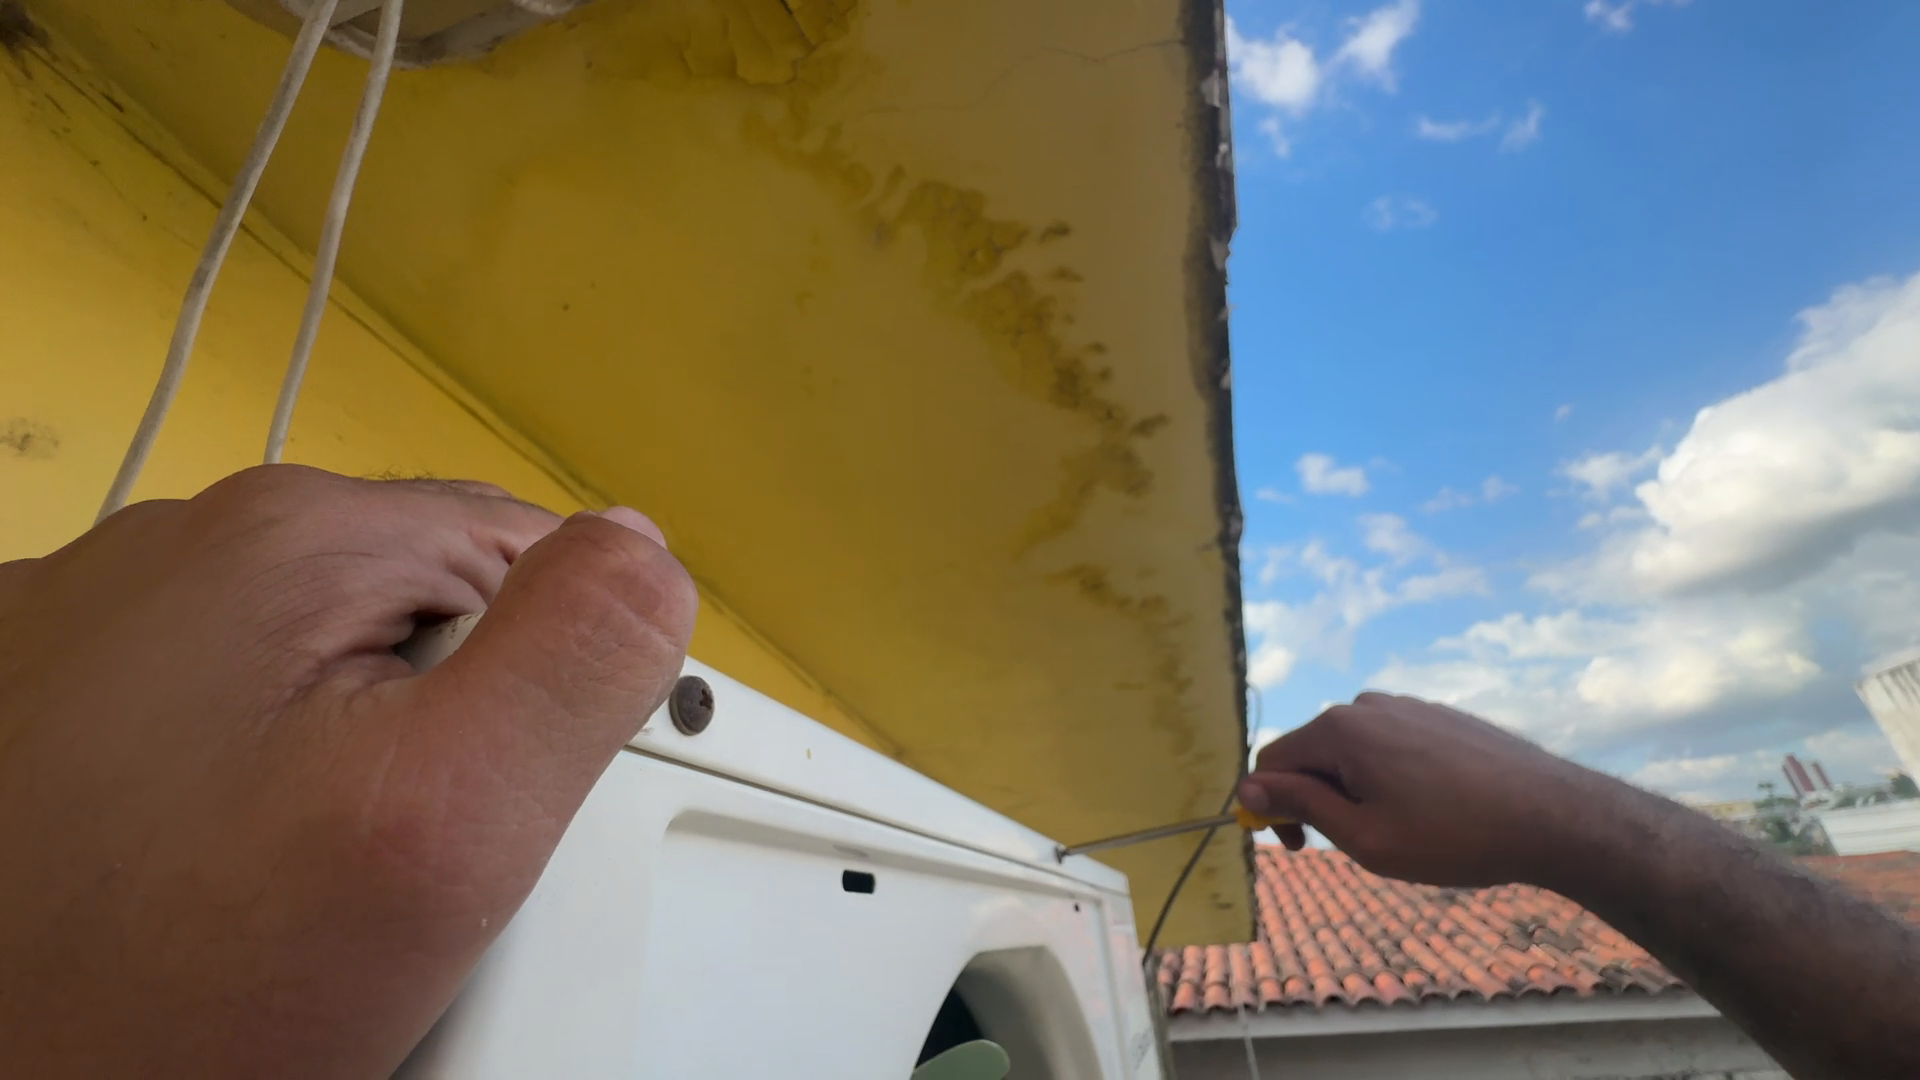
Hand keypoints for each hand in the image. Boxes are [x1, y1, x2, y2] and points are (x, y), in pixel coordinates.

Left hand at [0, 466, 697, 1075]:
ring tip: (330, 856)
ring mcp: (109, 621)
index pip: (546, 558)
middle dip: (480, 708)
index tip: (494, 787)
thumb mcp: (457, 807)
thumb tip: (642, 545)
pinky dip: (306, 758)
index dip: (561, 679)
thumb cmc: (191, 987)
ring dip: (396, 739)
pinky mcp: (72, 695)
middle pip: (457, 599)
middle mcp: (191, 546)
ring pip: (369, 650)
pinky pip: (276, 691)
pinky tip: (251, 851)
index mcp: (303, 534)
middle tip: (412, 834)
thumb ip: (585, 645)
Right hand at [1238, 692, 1630, 887]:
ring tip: (1402, 824)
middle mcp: (1362, 704)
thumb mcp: (1363, 836)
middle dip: (1318, 796)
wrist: (1560, 816)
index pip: (1272, 760)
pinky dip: (1388, 771)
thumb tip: (1245, 789)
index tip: (1301, 847)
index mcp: (1337, 729)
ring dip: (1353, 785)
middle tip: (1360, 841)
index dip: (1272, 805)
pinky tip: (1432, 803)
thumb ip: (1298, 805)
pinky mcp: (1435, 713)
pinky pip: (1387, 740)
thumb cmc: (1453, 835)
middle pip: (1311, 751)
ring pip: (1350, 748)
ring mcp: (1402, 704)